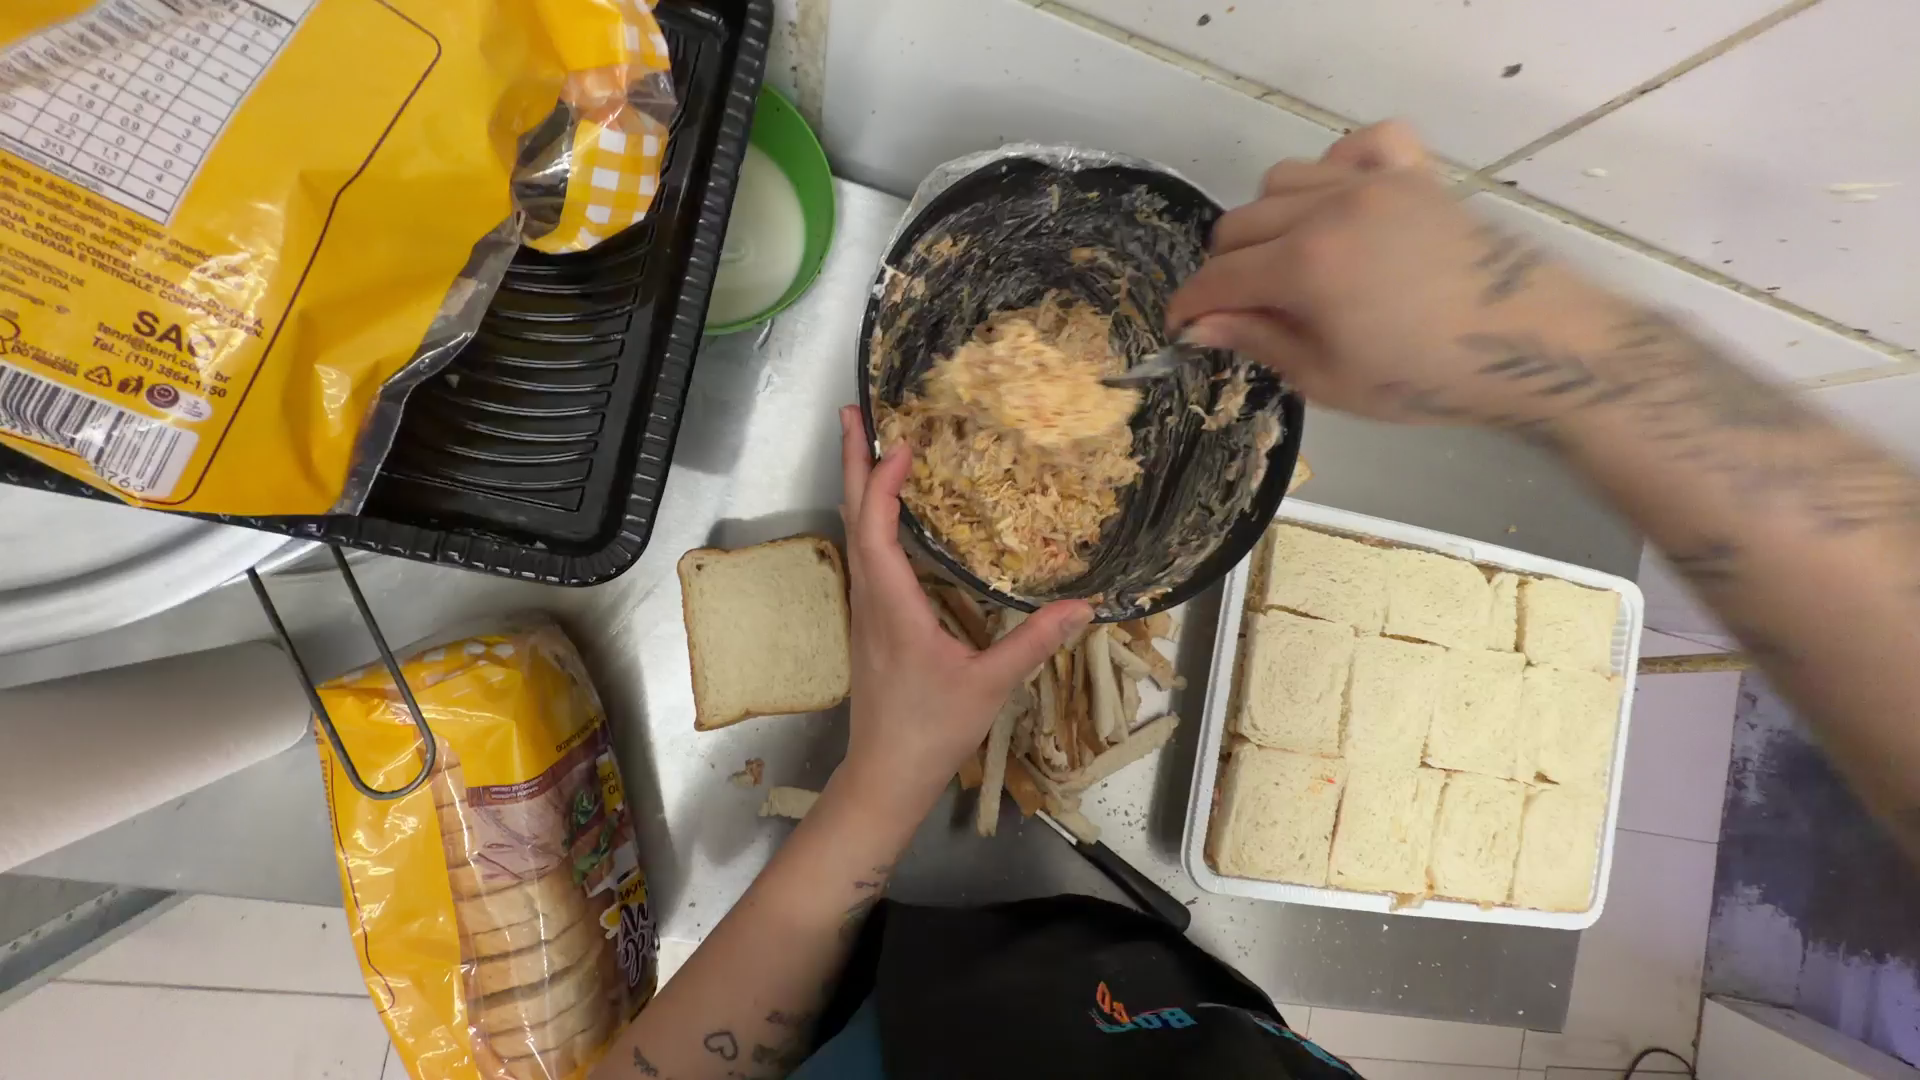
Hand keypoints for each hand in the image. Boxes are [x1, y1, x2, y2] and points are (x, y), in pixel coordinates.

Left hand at [834, 405, 1093, 814]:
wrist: (886, 772)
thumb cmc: (933, 729)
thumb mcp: (990, 685)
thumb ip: (1035, 642)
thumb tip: (1084, 605)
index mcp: (893, 607)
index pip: (876, 530)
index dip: (885, 483)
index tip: (902, 443)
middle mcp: (870, 599)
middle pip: (852, 519)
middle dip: (851, 463)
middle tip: (853, 414)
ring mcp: (864, 610)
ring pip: (853, 536)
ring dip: (858, 488)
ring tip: (870, 449)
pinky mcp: (870, 622)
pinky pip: (863, 556)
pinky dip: (869, 519)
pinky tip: (887, 516)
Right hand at [1166, 121, 1625, 425]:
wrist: (1531, 348)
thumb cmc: (1420, 379)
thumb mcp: (1324, 378)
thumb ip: (1256, 340)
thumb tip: (1199, 327)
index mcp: (1305, 265)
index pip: (1217, 277)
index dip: (1188, 306)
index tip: (1180, 328)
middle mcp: (1331, 209)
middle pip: (1237, 225)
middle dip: (1223, 271)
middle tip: (1240, 311)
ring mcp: (1375, 182)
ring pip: (1281, 183)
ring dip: (1267, 224)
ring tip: (1286, 265)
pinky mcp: (1414, 173)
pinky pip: (1355, 145)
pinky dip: (1332, 170)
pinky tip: (1337, 207)